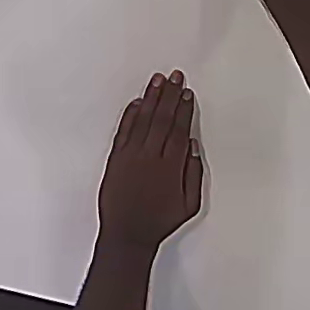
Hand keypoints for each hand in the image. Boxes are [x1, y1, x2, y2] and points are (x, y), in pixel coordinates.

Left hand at [97, 70, 204, 255]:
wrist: (126, 233)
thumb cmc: (159, 221)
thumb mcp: (189, 204)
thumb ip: (194, 173)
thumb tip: (192, 145)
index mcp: (170, 167)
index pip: (178, 129)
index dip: (183, 109)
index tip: (187, 93)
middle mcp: (150, 156)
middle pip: (162, 118)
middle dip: (170, 95)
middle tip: (175, 76)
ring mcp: (131, 155)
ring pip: (143, 119)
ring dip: (151, 97)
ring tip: (158, 80)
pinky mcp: (116, 157)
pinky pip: (124, 130)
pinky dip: (131, 114)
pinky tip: (138, 101)